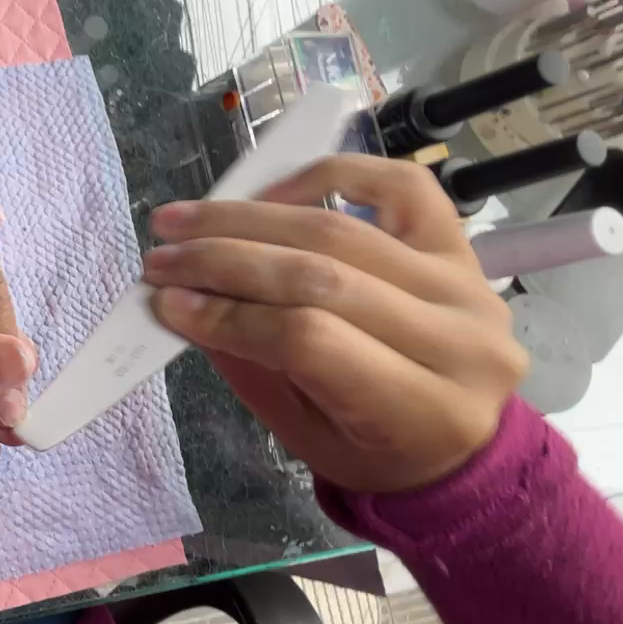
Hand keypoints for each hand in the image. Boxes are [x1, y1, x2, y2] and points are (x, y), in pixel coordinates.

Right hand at [140, 154, 527, 493]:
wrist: (450, 439)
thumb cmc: (361, 447)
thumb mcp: (292, 427)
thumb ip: (244, 360)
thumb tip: (179, 300)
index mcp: (418, 407)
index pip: (307, 338)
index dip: (226, 315)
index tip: (163, 303)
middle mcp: (456, 337)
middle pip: (319, 273)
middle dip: (221, 261)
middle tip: (158, 260)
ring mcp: (465, 283)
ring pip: (340, 230)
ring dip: (245, 219)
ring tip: (182, 223)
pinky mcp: (460, 246)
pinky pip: (400, 187)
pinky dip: (328, 176)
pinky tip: (268, 193)